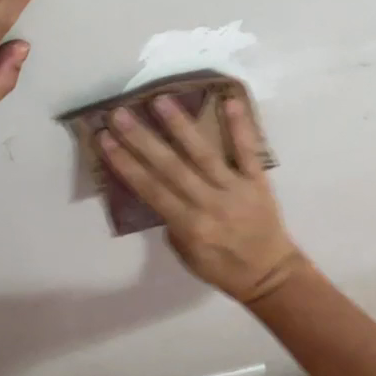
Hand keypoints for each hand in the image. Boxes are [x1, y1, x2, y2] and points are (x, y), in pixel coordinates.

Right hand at [99, 96, 306, 302]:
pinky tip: (229, 100)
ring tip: (161, 100)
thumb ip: (171, 221)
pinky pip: (248, 150)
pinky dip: (239, 125)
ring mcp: (235, 189)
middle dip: (142, 139)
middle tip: (120, 114)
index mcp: (189, 225)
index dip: (125, 162)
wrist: (271, 276)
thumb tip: (158, 187)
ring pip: (204, 153)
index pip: (150, 188)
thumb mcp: (185, 254)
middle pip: (170, 167)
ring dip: (181, 125)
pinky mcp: (258, 180)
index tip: (105, 138)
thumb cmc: (222, 267)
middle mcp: (209, 204)